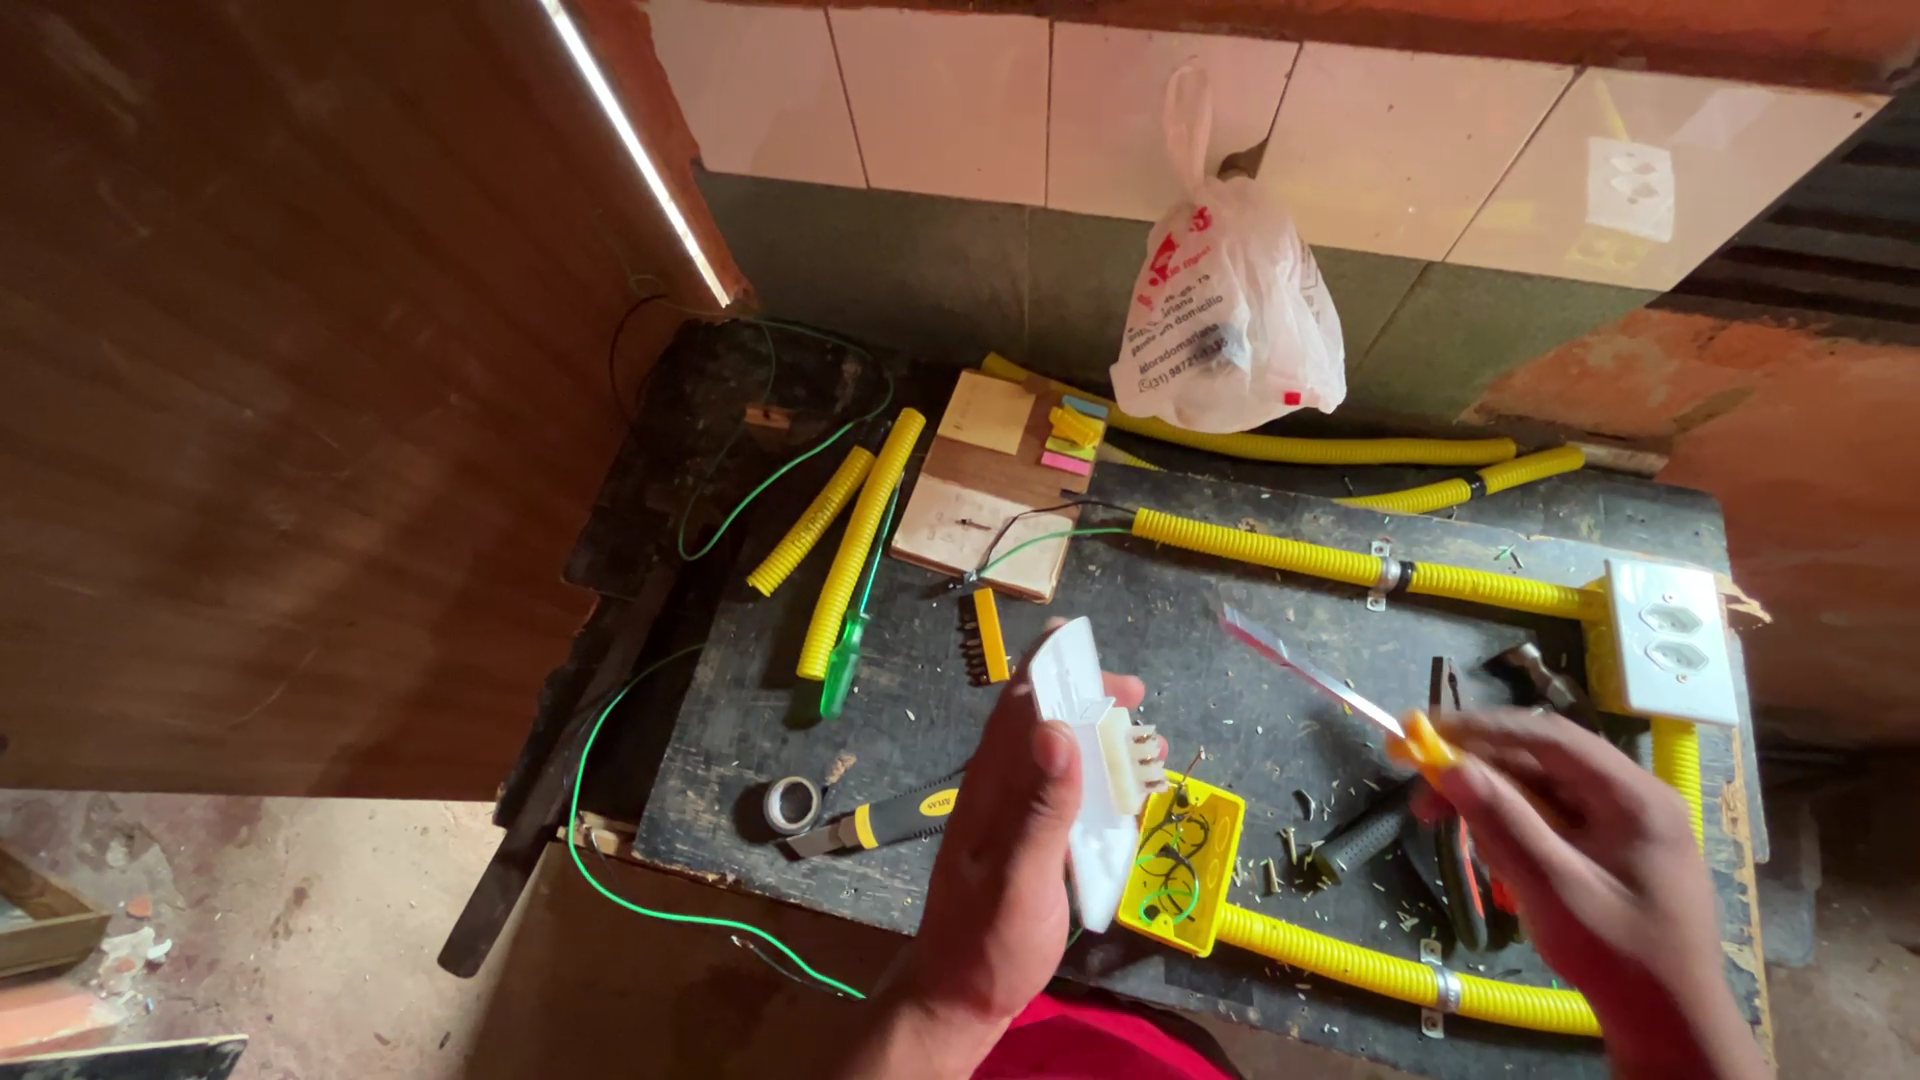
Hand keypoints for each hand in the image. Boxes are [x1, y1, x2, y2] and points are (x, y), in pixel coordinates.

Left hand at [837, 622, 1147, 1078]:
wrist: (964, 994)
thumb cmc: (985, 940)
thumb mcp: (1017, 878)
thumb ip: (1041, 808)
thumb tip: (1059, 729)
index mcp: (990, 783)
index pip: (1015, 706)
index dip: (1046, 667)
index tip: (1084, 645)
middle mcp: (1003, 786)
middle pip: (1044, 721)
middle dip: (1088, 698)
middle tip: (1136, 697)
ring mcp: (1019, 812)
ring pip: (1061, 754)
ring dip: (1103, 739)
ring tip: (1149, 744)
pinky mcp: (1035, 837)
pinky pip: (1071, 791)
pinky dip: (1105, 779)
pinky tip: (1134, 790)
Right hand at [1423, 708, 1767, 1078]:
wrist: (1667, 1024)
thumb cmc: (1620, 955)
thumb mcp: (1554, 888)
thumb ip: (1504, 822)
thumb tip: (1449, 765)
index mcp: (1635, 799)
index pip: (1550, 737)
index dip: (1484, 727)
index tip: (1426, 730)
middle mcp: (1627, 796)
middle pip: (1535, 757)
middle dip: (1473, 766)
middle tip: (1419, 780)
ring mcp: (1613, 818)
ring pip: (1529, 782)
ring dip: (1479, 795)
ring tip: (1436, 817)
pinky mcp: (1597, 839)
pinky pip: (1537, 810)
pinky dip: (1498, 818)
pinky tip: (1481, 843)